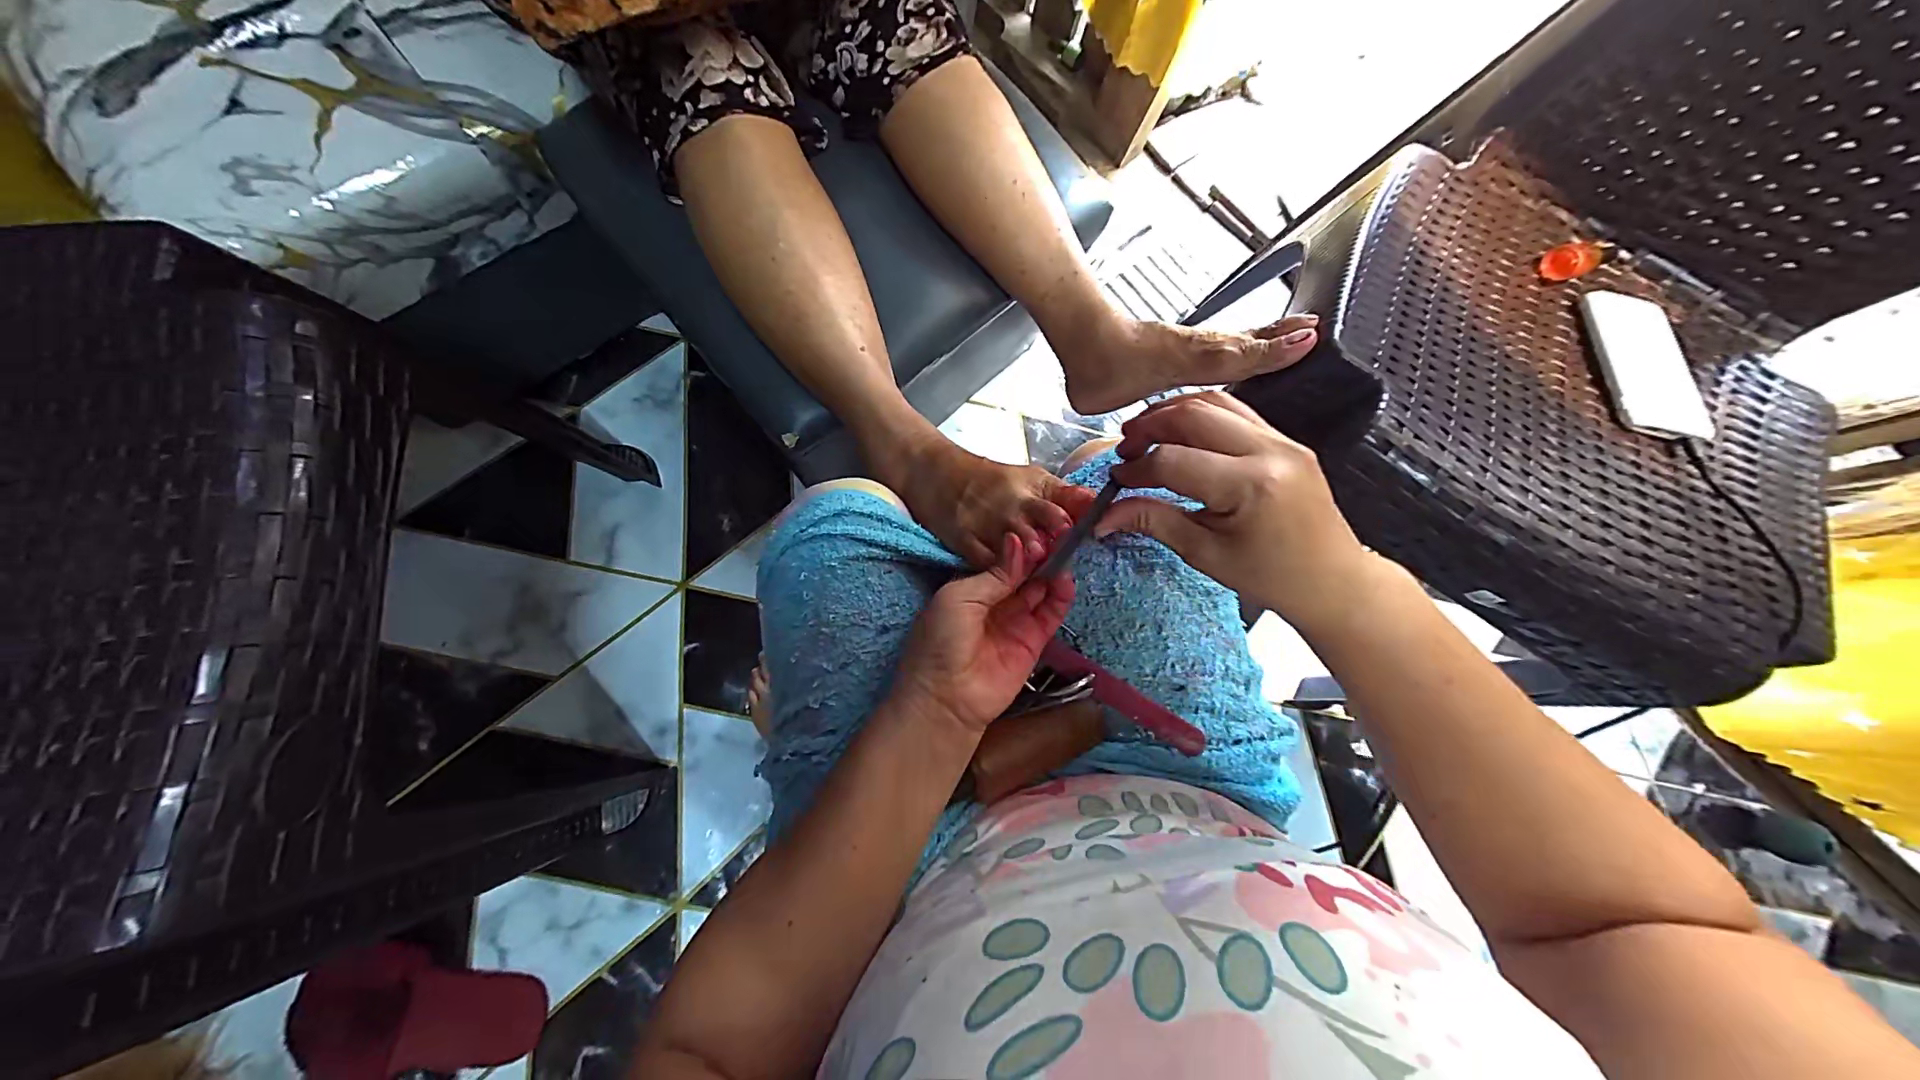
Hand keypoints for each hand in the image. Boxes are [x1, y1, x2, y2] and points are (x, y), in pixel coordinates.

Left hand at [890, 532, 1075, 737]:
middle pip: (1024, 573)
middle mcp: (995, 603)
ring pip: (1040, 590)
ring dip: (1052, 572)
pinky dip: (1061, 597)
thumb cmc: (941, 641)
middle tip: (1057, 534)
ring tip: (1064, 552)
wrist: (946, 698)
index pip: (1001, 562)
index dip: (1019, 546)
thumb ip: (995, 574)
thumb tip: (1017, 542)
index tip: (1036, 528)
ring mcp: (1015, 621)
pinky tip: (1066, 580)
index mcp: (971, 589)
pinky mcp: (1033, 642)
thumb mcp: (961, 597)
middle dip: (1039, 555)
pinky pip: (1051, 614)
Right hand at [1093, 390, 1375, 629]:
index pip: (1173, 460)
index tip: (1117, 481)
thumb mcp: (1204, 554)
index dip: (1136, 469)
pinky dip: (1201, 415)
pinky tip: (1180, 433)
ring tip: (1146, 434)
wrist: (1332, 581)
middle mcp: (1271, 452)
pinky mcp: (1286, 441)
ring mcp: (1283, 441)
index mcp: (1251, 486)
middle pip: (1193, 415)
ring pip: (1215, 402)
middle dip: (1149, 427)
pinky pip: (1237, 411)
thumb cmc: (1272, 576)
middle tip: (1125, 449)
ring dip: (1173, 412)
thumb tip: (1106, 515)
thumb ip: (1154, 522)